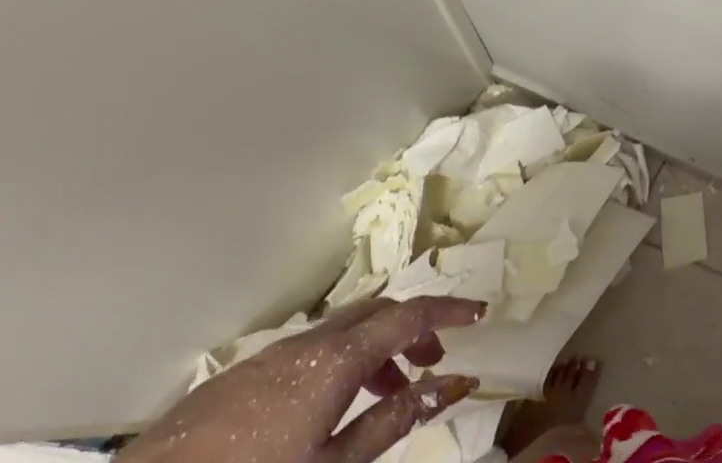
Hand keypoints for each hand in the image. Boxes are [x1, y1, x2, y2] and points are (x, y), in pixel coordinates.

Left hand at [120, 297, 485, 462]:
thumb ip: (398, 418)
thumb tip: (457, 383)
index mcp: (337, 360)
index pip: (410, 315)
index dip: (449, 310)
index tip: (481, 313)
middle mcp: (306, 345)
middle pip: (375, 313)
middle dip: (413, 329)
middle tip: (433, 363)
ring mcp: (264, 360)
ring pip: (338, 334)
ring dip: (374, 350)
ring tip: (383, 395)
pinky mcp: (233, 381)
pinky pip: (305, 353)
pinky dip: (337, 364)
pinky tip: (327, 408)